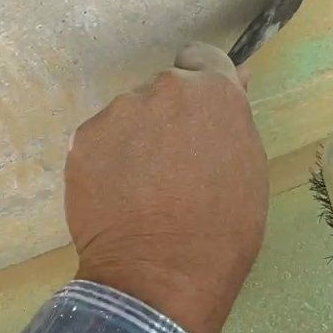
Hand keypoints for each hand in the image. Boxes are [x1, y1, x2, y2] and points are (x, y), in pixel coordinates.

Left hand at [66, 42, 268, 332]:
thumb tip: (236, 78)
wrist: (161, 274)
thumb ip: (235, 116)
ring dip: (137, 138)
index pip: (202, 58)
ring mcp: (119, 112)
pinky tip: (118, 196)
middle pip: (165, 90)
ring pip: (130, 115)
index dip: (201, 83)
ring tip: (143, 188)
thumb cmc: (223, 227)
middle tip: (174, 166)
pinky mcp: (84, 139)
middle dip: (169, 116)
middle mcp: (164, 88)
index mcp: (213, 91)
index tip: (198, 114)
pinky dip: (109, 160)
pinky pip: (102, 140)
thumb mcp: (248, 166)